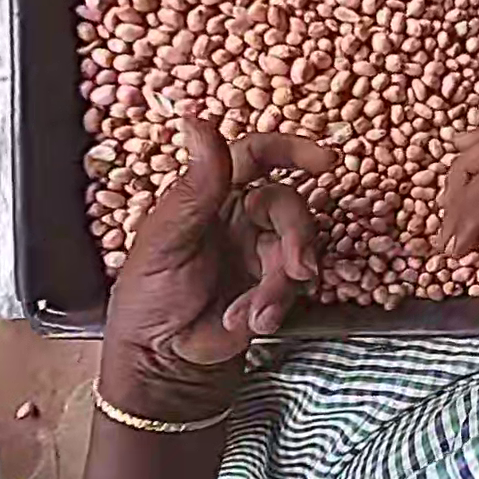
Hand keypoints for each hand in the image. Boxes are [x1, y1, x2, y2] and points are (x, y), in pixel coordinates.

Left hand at [100, 119, 336, 422]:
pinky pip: (294, 284)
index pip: (257, 155)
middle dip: (297, 236)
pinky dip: (277, 304)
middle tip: (298, 268)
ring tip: (257, 313)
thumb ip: (196, 185)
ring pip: (298, 248)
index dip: (292, 150)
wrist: (162, 359)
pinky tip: (254, 322)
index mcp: (213, 193)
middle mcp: (244, 215)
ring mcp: (264, 250)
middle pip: (290, 205)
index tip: (327, 160)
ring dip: (281, 283)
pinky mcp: (276, 285)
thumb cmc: (151, 293)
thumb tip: (197, 119)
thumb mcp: (166, 237)